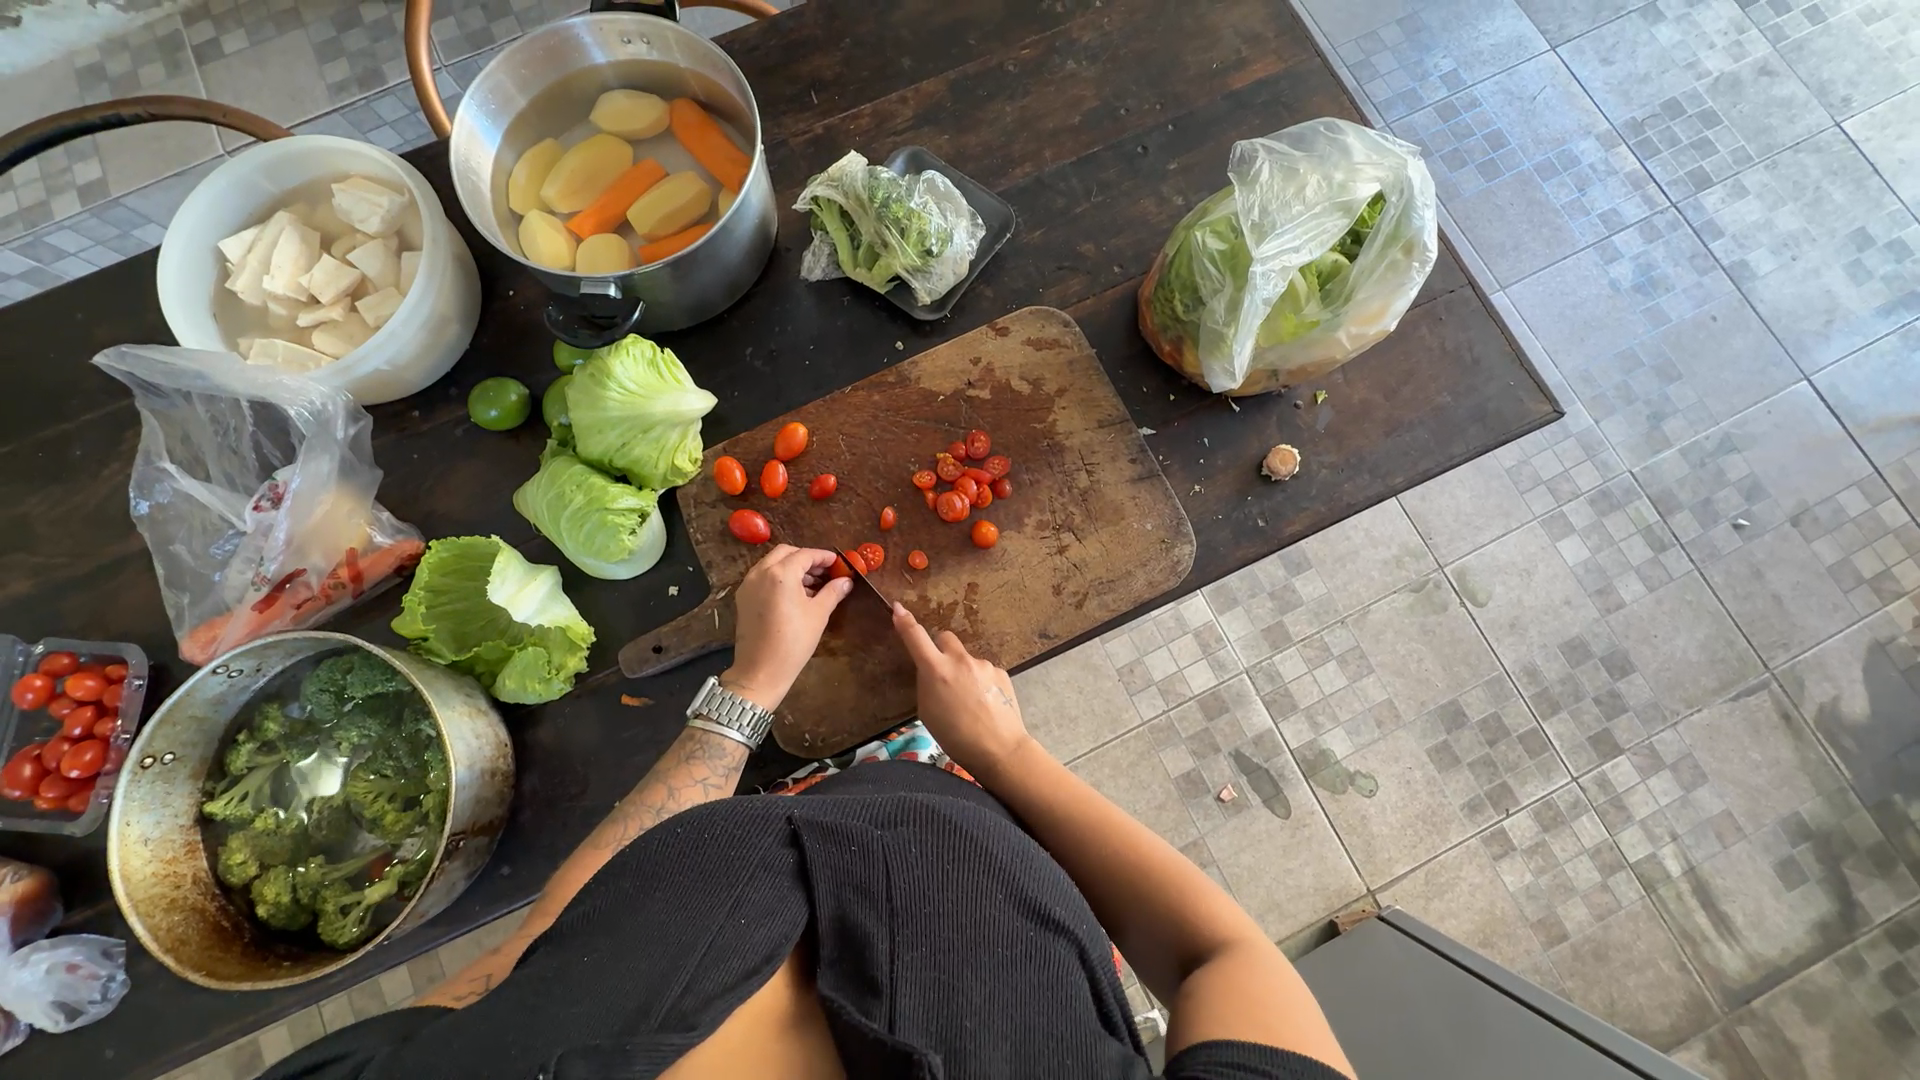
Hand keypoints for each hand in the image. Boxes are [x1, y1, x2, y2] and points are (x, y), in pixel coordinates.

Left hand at [724, 545, 853, 709]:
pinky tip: (794, 594)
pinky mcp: (743, 597)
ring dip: (792, 567)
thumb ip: (833, 592)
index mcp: (780, 574)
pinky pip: (763, 577)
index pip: (805, 555)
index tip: (837, 562)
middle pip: (785, 553)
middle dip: (805, 558)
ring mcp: (748, 584)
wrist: (761, 670)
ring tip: (812, 584)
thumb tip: (846, 581)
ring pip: (771, 563)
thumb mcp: (818, 614)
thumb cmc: (794, 641)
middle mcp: (760, 573)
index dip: (823, 557)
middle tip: (824, 570)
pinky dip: (779, 577)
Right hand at [892, 603, 1037, 779]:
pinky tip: (985, 703)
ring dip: (964, 671)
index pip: (916, 637)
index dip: (905, 621)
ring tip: (970, 701)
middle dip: (941, 650)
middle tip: (943, 674)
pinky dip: (981, 682)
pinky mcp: (1001, 672)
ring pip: (966, 659)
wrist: (999, 748)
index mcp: (936, 671)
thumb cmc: (955, 737)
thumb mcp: (927, 712)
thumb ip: (927, 684)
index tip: (898, 608)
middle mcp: (960, 660)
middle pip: (945, 638)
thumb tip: (932, 671)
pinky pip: (984, 671)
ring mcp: (983, 664)